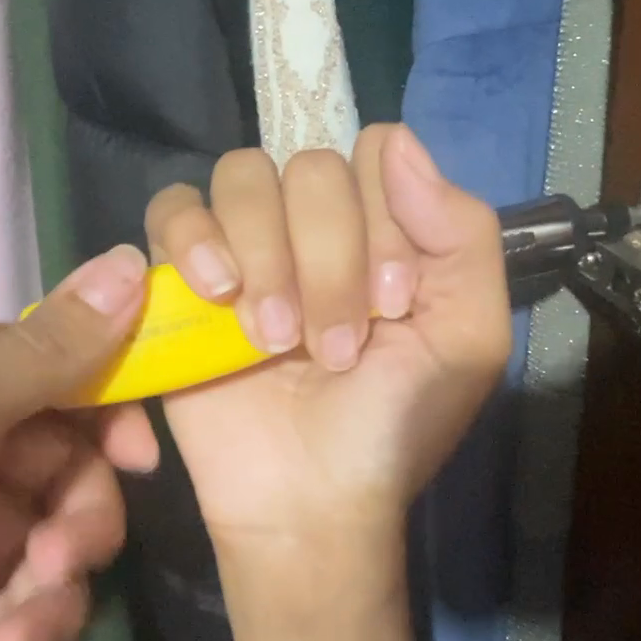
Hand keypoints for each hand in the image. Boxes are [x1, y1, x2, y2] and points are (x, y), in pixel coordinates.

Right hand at [145, 124, 511, 547]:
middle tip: (337, 348)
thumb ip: (464, 234)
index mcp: (386, 229)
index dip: (386, 220)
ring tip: (275, 339)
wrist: (311, 500)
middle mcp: (318, 224)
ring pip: (244, 176)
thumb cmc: (396, 422)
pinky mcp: (183, 278)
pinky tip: (216, 293)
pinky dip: (193, 238)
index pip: (377, 153)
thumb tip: (397, 140)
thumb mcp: (468, 336)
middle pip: (312, 166)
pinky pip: (172, 207)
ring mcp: (249, 246)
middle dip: (329, 260)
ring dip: (267, 257)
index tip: (395, 301)